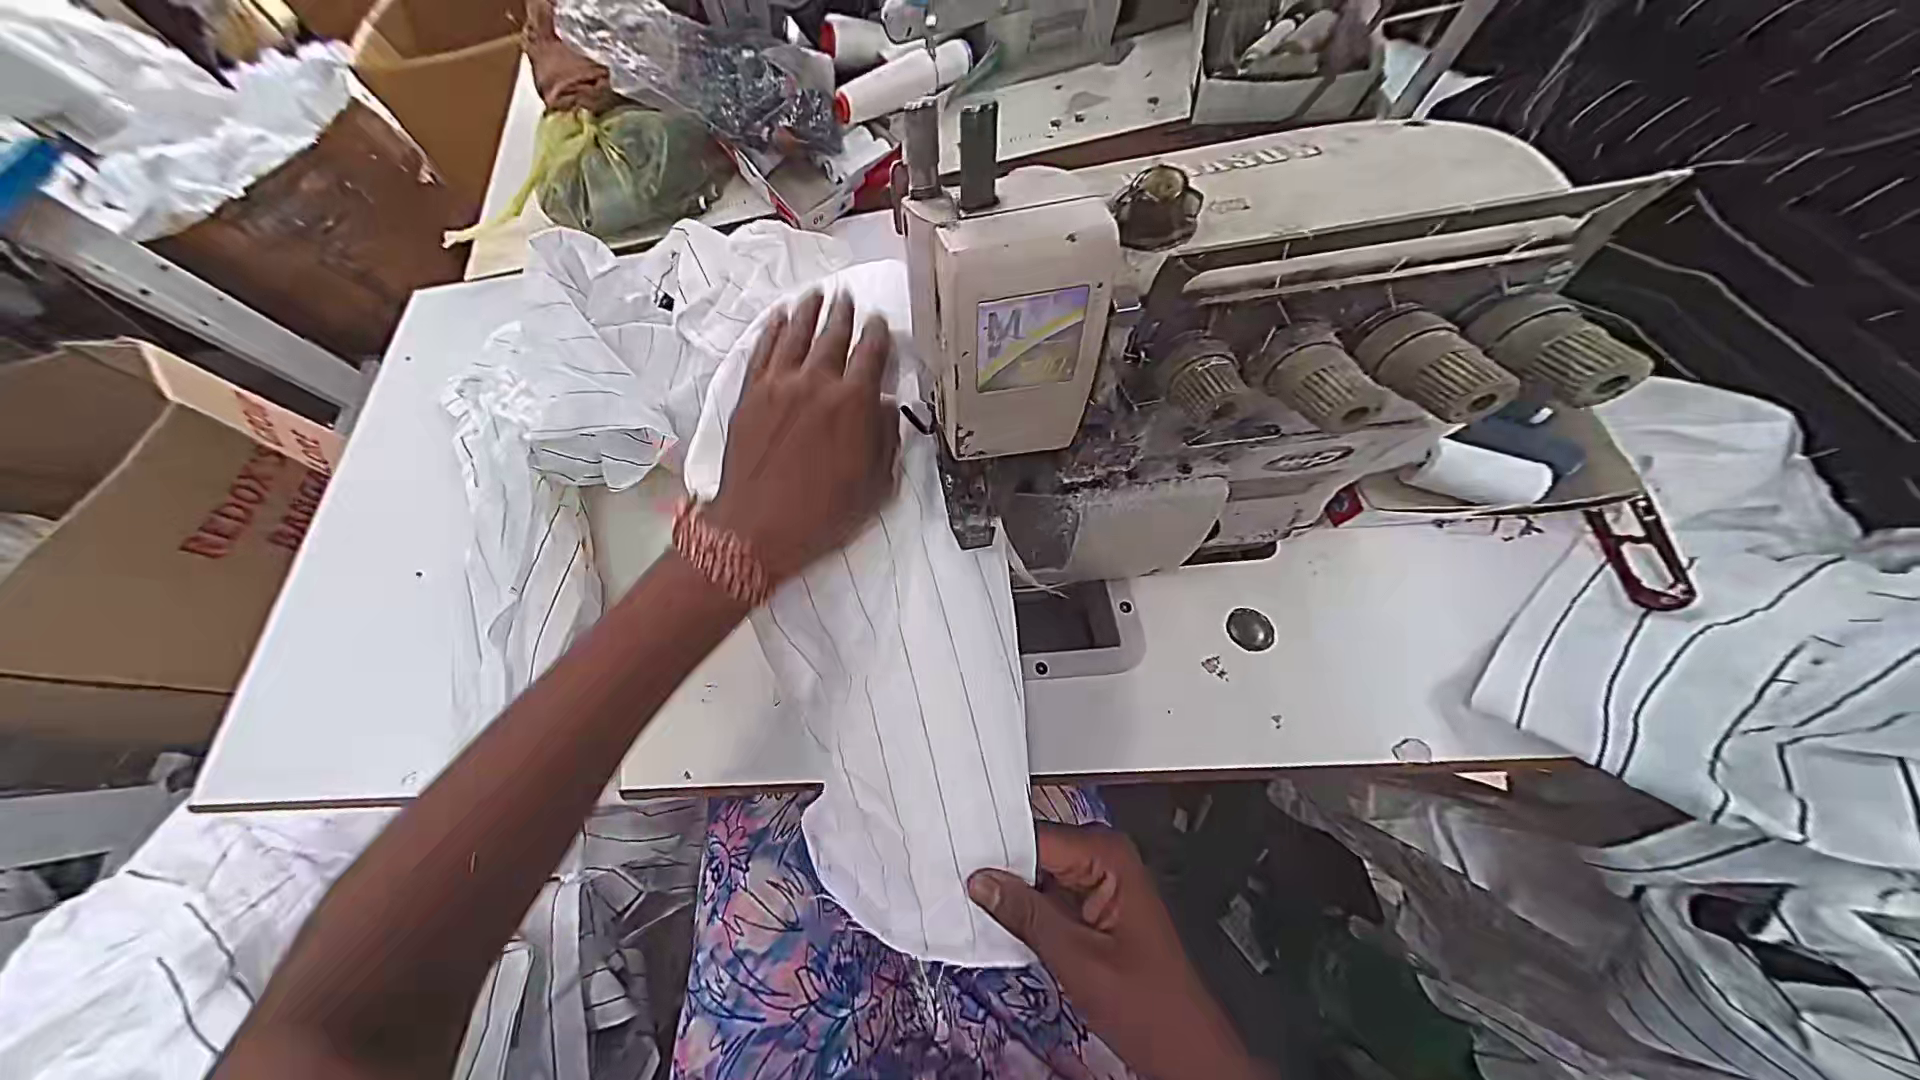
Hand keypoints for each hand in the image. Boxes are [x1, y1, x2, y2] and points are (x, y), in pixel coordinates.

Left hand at [705, 290, 897, 583]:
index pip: (871, 353)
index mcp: (854, 403)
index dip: (878, 334)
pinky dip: (773, 330)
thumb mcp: (875, 486)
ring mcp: (779, 385)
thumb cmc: (823, 513)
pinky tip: (779, 319)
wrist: (758, 527)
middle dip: (844, 313)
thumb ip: (885, 439)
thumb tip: (884, 407)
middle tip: (848, 297)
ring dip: (809, 311)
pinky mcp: (750, 394)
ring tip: (816, 294)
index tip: (879, 322)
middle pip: (833, 334)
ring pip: (796, 334)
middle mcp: (817, 383)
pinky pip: (763, 350)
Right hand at [969, 823, 1267, 1079]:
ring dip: (1010, 889)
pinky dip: (1024, 907)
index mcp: (1108, 854)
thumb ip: (1027, 915)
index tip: (959, 855)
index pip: (1038, 836)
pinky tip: (997, 916)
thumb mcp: (1078, 959)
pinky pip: (1047, 892)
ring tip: (970, 897)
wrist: (1186, 1050)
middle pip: (1036, 849)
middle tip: (957, 878)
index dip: (997, 847)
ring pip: (1038, 872)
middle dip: (1000, 867)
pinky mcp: (1090, 903)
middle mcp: (1104, 856)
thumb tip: (982, 881)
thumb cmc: (1148, 1005)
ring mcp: (1097, 879)